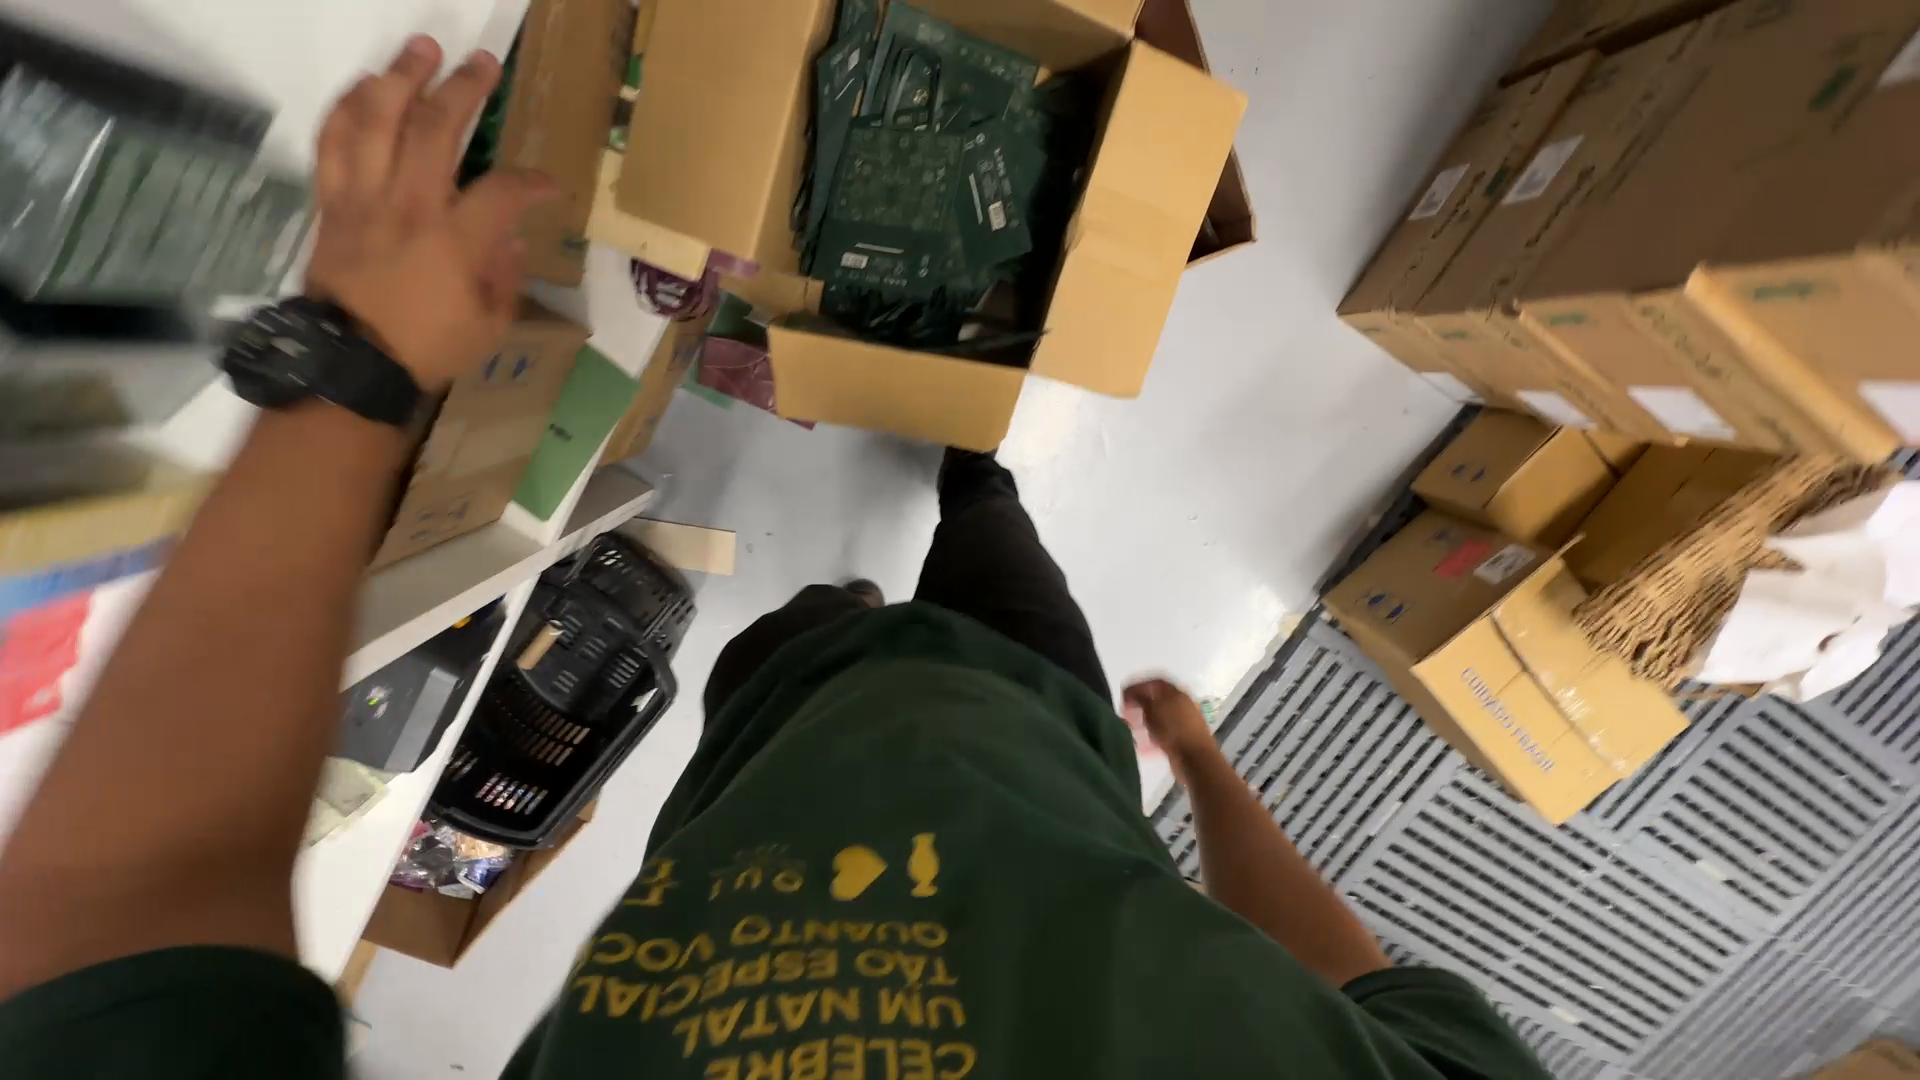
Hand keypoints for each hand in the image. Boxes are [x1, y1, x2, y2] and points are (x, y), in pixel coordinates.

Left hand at [306, 35, 557, 390]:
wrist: (356, 361)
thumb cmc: (434, 346)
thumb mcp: (492, 323)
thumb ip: (504, 274)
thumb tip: (509, 238)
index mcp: (457, 240)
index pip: (503, 191)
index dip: (532, 182)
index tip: (549, 186)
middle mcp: (410, 205)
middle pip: (436, 129)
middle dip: (464, 90)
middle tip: (482, 63)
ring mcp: (365, 197)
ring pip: (377, 119)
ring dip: (400, 77)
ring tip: (421, 49)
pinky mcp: (334, 200)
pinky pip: (334, 140)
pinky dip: (349, 107)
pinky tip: (367, 87)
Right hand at [1123, 678, 1216, 780]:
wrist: (1196, 759)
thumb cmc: (1173, 730)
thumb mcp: (1151, 711)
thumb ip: (1140, 699)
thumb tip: (1132, 694)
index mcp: (1176, 693)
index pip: (1154, 682)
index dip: (1137, 686)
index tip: (1123, 694)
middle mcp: (1182, 703)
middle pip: (1157, 699)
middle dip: (1139, 705)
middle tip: (1126, 712)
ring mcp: (1185, 721)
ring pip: (1160, 717)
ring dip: (1144, 721)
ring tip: (1132, 728)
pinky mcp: (1184, 737)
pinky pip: (1164, 732)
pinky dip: (1152, 735)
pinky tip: (1142, 745)